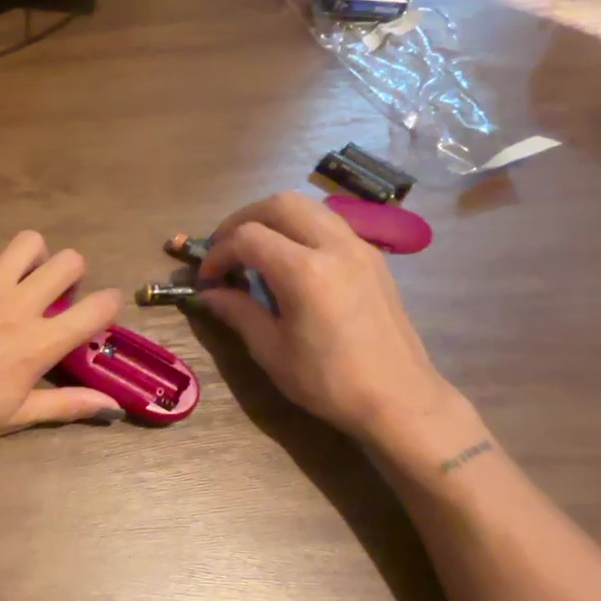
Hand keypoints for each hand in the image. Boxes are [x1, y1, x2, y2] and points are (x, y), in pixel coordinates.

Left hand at [0, 232, 124, 450]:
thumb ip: (67, 405)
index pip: (97, 307)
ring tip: (24, 279)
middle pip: (69, 261)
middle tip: (57, 295)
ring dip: (35, 258)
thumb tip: (114, 407)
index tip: (99, 315)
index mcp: (39, 344)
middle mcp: (18, 306)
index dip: (108, 306)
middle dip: (74, 275)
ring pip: (29, 243)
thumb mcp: (16, 417)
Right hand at [195, 193, 461, 442]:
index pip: (247, 237)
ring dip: (272, 221)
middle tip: (222, 251)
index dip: (217, 253)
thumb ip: (238, 312)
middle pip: (280, 204)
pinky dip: (299, 230)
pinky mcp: (371, 258)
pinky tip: (286, 263)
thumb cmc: (326, 381)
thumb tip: (208, 294)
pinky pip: (329, 224)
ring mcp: (359, 247)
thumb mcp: (271, 351)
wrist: (396, 395)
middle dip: (242, 221)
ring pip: (308, 208)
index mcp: (304, 272)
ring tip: (251, 253)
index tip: (205, 280)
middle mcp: (334, 246)